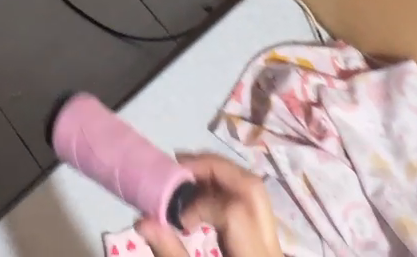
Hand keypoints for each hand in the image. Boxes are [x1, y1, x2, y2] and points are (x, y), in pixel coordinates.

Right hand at [137, 153, 282, 256]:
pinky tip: (201, 203)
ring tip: (185, 181)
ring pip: (254, 193)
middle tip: (179, 169)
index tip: (178, 220)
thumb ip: (172, 256)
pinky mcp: (266, 249)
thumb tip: (142, 220)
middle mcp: (271, 247)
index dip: (201, 204)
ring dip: (218, 177)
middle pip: (251, 188)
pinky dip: (224, 194)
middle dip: (213, 168)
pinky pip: (250, 207)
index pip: (234, 210)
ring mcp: (273, 247)